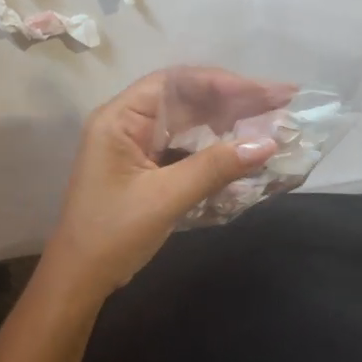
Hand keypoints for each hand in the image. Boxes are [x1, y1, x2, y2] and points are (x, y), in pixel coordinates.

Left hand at [42, 69, 291, 296]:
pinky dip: (215, 147)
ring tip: (272, 122)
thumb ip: (215, 167)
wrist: (79, 279)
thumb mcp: (165, 198)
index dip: (225, 83)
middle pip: (186, 98)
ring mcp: (136, 146)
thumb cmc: (112, 234)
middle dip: (233, 100)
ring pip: (189, 122)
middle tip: (282, 103)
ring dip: (228, 122)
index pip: (177, 82)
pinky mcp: (146, 168)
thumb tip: (267, 143)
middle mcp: (127, 123)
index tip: (267, 93)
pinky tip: (244, 150)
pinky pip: (185, 146)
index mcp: (119, 118)